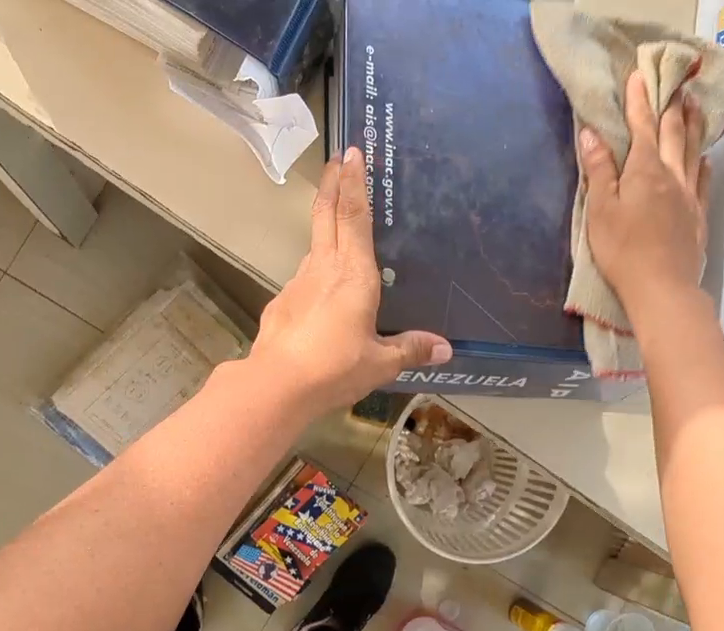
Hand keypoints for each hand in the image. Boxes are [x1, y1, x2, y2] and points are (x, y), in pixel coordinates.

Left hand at [244, 146, 450, 413]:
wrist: (278, 384)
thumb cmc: (336, 367)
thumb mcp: (381, 363)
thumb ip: (411, 350)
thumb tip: (445, 348)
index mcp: (354, 275)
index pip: (353, 216)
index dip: (354, 183)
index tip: (352, 152)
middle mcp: (324, 269)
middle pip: (326, 215)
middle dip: (333, 184)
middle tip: (337, 160)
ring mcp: (298, 284)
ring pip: (314, 246)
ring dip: (324, 228)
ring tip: (338, 228)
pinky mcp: (283, 304)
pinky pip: (305, 279)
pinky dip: (316, 274)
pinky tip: (322, 295)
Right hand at [579, 71, 711, 308]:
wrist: (662, 288)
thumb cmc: (623, 251)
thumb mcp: (600, 210)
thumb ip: (598, 171)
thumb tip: (592, 133)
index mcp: (644, 170)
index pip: (642, 126)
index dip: (640, 100)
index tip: (640, 76)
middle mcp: (672, 175)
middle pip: (674, 133)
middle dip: (672, 106)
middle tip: (676, 84)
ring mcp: (689, 196)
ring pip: (694, 152)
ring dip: (694, 126)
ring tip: (695, 108)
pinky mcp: (698, 218)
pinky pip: (703, 181)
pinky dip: (703, 164)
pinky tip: (705, 161)